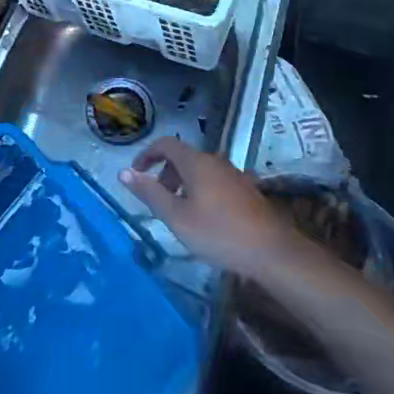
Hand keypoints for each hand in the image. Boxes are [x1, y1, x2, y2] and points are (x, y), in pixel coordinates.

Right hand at [119, 136, 307, 277]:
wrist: (270, 250)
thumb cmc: (218, 233)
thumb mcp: (177, 217)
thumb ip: (150, 193)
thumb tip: (124, 173)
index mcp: (196, 162)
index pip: (166, 144)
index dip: (147, 155)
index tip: (135, 175)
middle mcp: (215, 161)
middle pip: (182, 157)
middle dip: (164, 174)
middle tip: (157, 202)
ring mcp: (233, 174)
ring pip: (199, 170)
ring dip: (181, 185)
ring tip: (178, 214)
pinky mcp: (244, 189)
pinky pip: (213, 181)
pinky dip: (198, 191)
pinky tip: (203, 220)